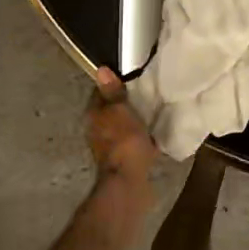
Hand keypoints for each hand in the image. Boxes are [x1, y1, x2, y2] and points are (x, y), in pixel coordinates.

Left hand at [86, 66, 157, 192]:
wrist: (129, 180)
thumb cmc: (123, 140)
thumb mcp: (120, 110)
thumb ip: (113, 91)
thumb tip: (101, 69)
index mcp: (94, 116)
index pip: (101, 92)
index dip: (114, 83)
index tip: (131, 76)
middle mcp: (97, 130)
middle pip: (111, 110)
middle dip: (125, 102)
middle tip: (144, 92)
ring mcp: (109, 146)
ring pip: (121, 125)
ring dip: (133, 120)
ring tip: (151, 111)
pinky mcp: (123, 159)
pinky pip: (132, 141)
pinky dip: (140, 136)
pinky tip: (154, 133)